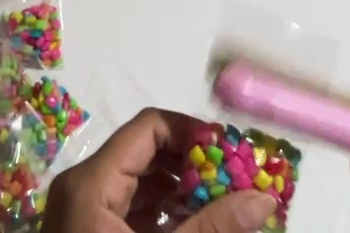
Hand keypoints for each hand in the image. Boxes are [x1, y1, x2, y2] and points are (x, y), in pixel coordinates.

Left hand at [42, 108, 279, 232]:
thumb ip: (212, 229)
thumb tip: (264, 198)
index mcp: (92, 182)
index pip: (149, 127)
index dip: (193, 131)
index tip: (235, 151)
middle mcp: (85, 186)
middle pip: (147, 152)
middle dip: (196, 164)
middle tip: (240, 177)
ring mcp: (86, 213)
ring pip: (143, 182)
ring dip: (185, 190)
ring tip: (228, 202)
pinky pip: (134, 209)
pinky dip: (167, 213)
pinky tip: (199, 226)